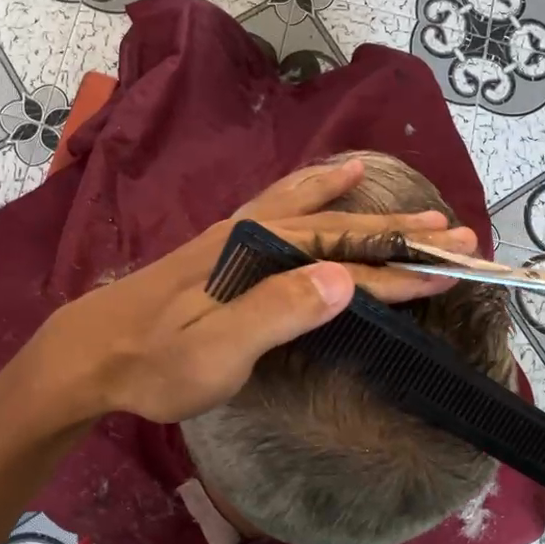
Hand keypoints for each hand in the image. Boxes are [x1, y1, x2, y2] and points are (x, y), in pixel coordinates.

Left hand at [22, 159, 477, 424]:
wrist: (91, 350)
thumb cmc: (153, 361)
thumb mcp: (214, 352)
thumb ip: (276, 313)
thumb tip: (344, 278)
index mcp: (258, 259)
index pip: (346, 262)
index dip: (402, 268)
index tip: (453, 270)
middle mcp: (253, 234)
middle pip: (339, 227)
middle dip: (397, 230)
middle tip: (453, 230)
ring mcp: (237, 235)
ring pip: (311, 208)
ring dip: (360, 205)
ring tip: (392, 186)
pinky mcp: (226, 244)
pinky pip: (282, 202)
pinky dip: (311, 188)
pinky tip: (322, 182)